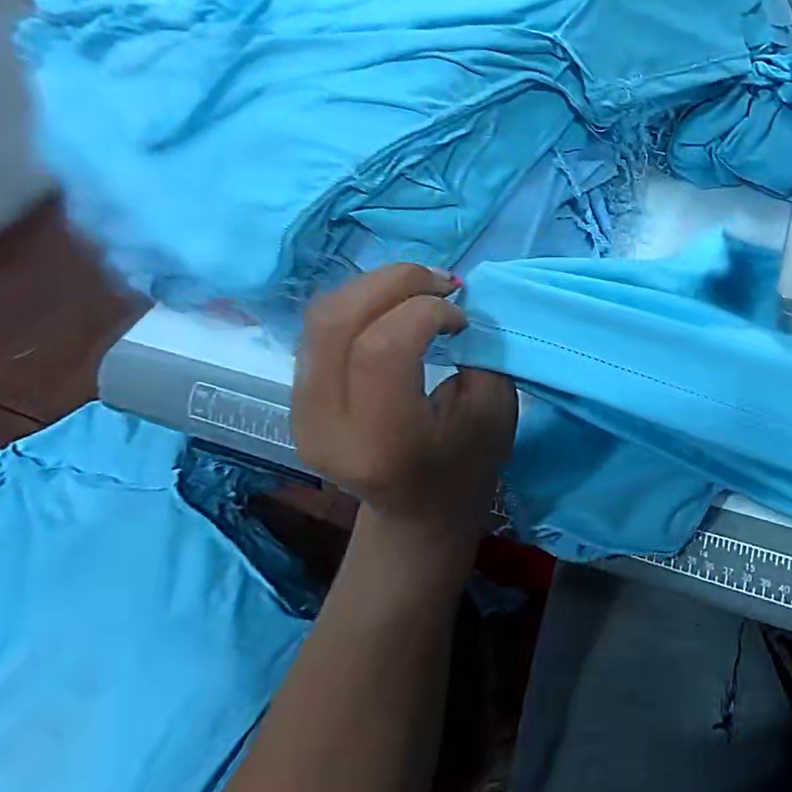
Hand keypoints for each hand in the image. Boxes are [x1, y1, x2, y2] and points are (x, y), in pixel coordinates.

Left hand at [292, 263, 516, 542]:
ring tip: (422, 289)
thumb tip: (448, 300)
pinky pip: (321, 328)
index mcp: (382, 440)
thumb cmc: (468, 462)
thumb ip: (475, 351)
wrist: (418, 511)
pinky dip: (363, 302)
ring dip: (377, 285)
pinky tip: (398, 306)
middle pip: (337, 320)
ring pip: (322, 315)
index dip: (425, 312)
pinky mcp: (297, 398)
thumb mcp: (495, 408)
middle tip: (442, 283)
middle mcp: (325, 425)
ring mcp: (301, 411)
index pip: (382, 348)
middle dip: (396, 281)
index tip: (462, 319)